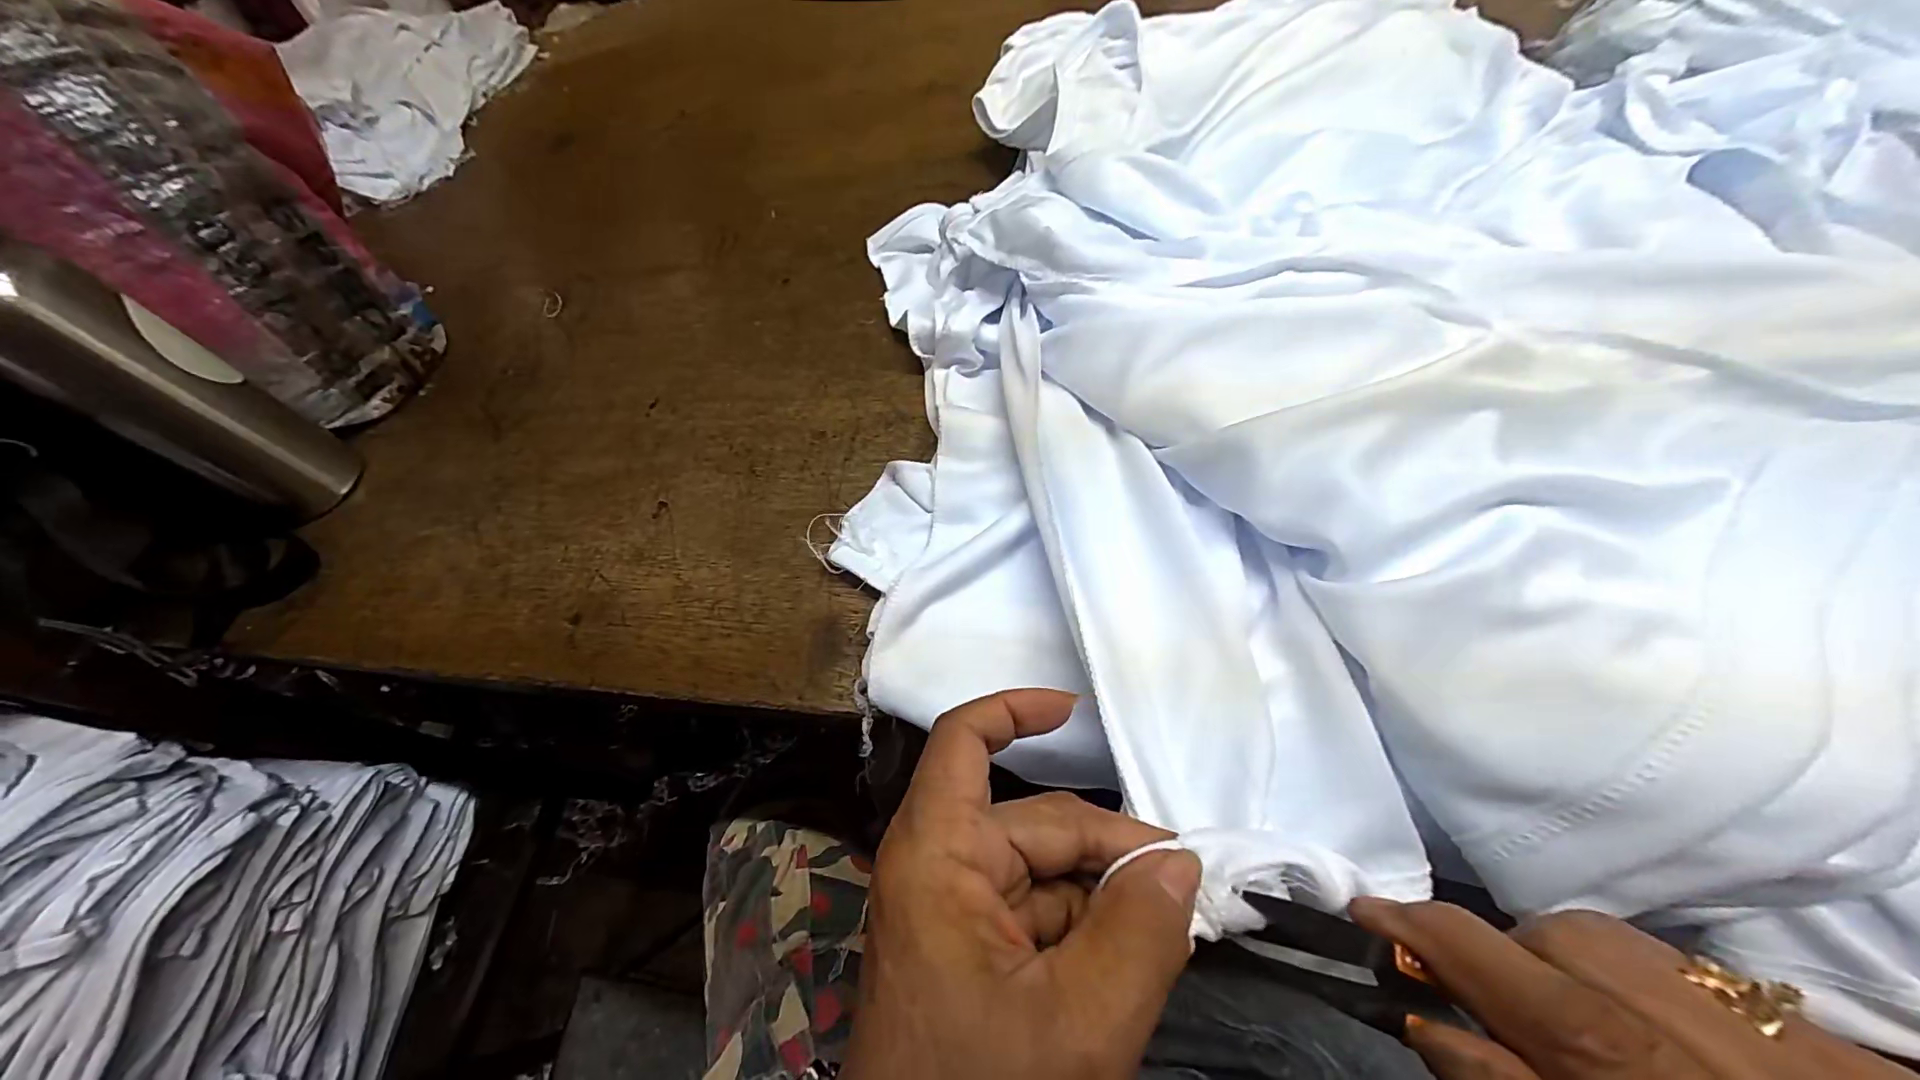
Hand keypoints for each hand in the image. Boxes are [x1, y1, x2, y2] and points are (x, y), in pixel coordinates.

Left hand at [839, 688, 1202, 1079]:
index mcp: (939, 853)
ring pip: (1046, 869)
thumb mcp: (1077, 1022)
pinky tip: (1130, 956)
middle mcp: (940, 864)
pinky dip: (1087, 925)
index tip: (1074, 709)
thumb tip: (1178, 863)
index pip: (965, 742)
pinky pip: (1040, 909)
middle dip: (1112, 848)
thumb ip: (1139, 933)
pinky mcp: (971, 945)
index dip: (1015, 710)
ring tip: (1166, 931)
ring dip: (1106, 893)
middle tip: (1186, 888)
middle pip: (1038, 820)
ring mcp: (955, 906)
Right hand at [1349, 899, 1913, 1078]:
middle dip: (1511, 954)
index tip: (1364, 909)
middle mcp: (1698, 1031)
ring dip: (1576, 961)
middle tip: (1502, 1005)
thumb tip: (1424, 1018)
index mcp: (1616, 1063)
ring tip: (1584, 1016)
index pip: (1490, 962)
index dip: (1417, 927)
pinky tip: (1666, 1031)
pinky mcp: (1841, 1043)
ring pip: (1628, 941)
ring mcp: (1783, 1031)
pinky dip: (1649, 982)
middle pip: (1565, 937)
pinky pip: (1698, 970)